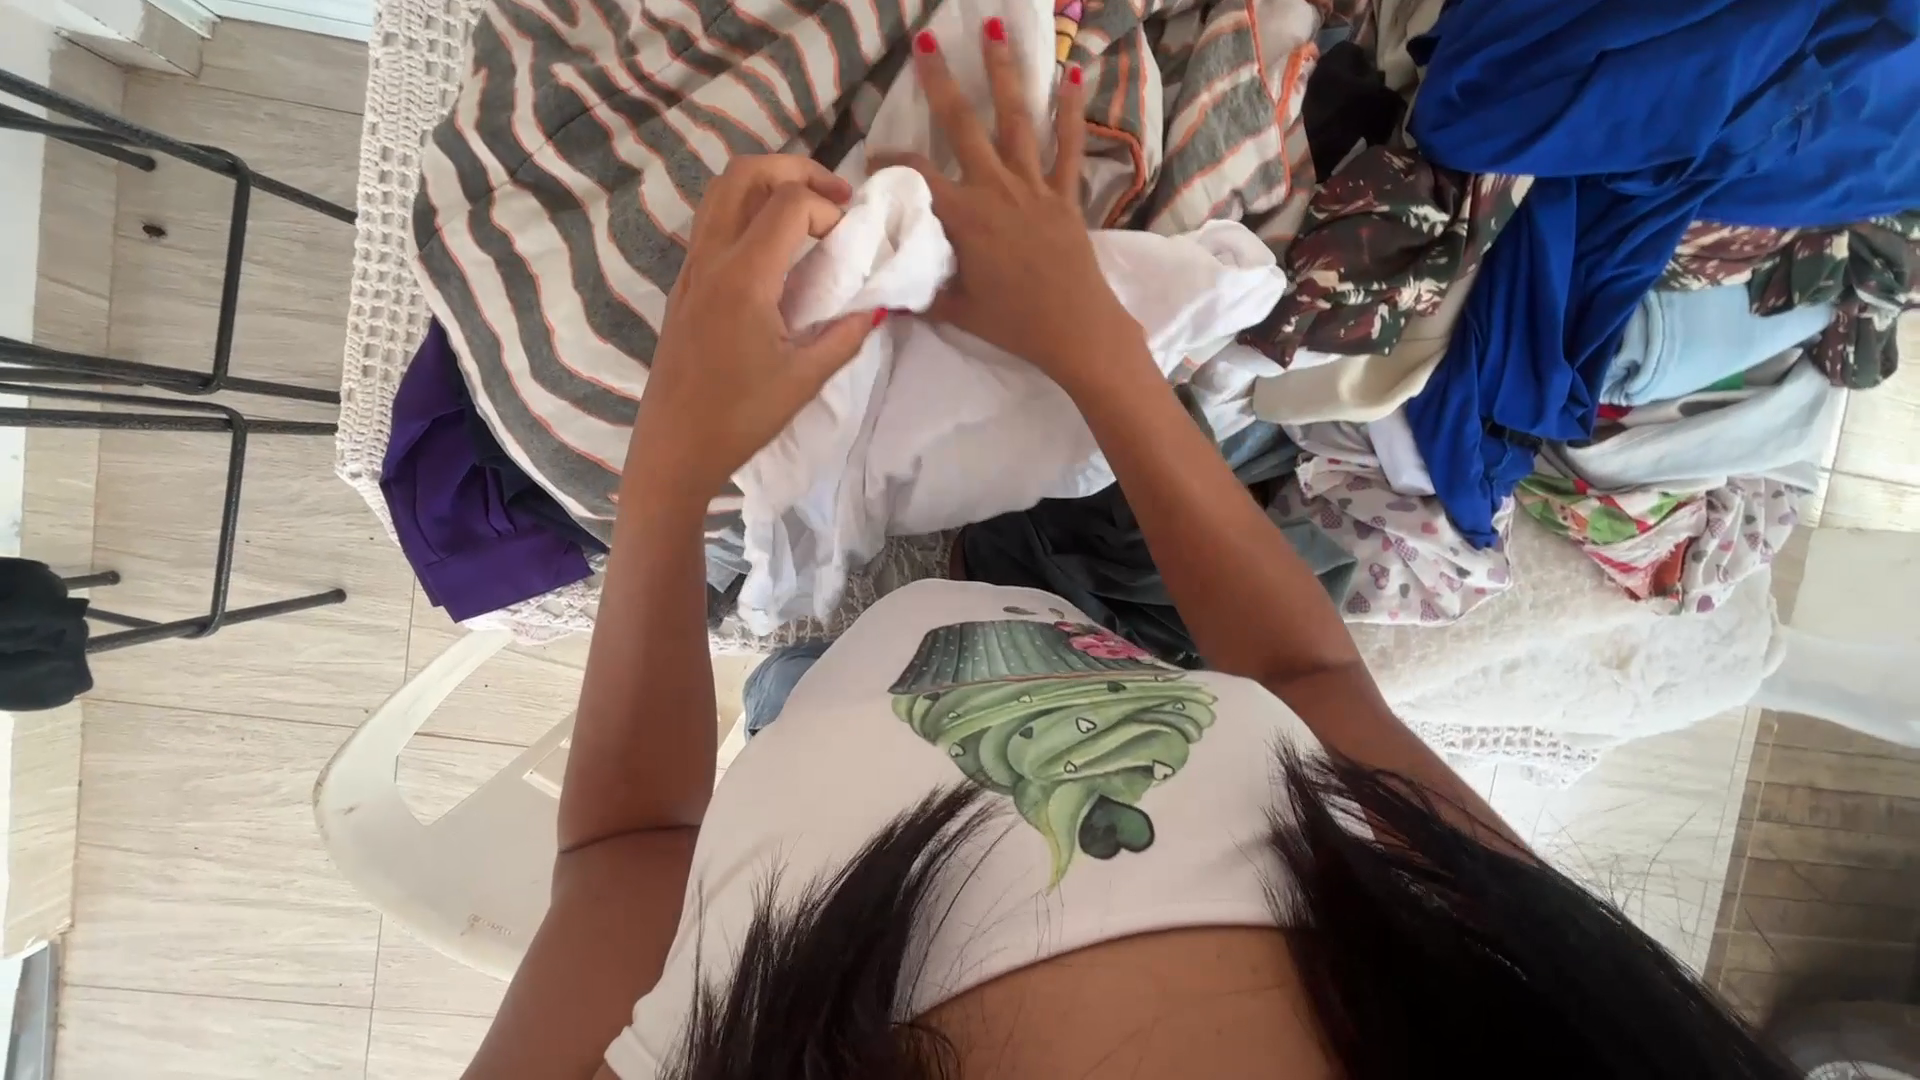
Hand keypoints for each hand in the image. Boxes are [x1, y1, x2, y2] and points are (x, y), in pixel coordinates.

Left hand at [632, 155, 879, 502]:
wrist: (675, 447)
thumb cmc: (741, 417)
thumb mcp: (805, 380)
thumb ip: (845, 337)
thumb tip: (877, 308)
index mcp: (743, 277)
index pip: (790, 203)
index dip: (830, 208)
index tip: (852, 239)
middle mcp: (711, 258)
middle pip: (746, 173)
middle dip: (796, 170)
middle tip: (835, 196)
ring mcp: (691, 268)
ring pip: (722, 192)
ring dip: (767, 185)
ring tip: (807, 213)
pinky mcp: (684, 285)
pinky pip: (712, 222)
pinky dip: (747, 211)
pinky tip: (775, 250)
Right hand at [873, 24, 1146, 394]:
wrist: (1075, 328)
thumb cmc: (1014, 324)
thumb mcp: (959, 312)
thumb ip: (925, 295)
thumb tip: (890, 294)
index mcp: (964, 217)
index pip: (916, 177)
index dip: (889, 163)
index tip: (872, 160)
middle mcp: (996, 190)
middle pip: (962, 126)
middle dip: (940, 82)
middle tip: (926, 42)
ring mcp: (1033, 188)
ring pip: (1015, 120)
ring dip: (1002, 72)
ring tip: (992, 29)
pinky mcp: (1065, 196)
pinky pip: (1069, 147)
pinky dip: (1071, 112)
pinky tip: (1073, 76)